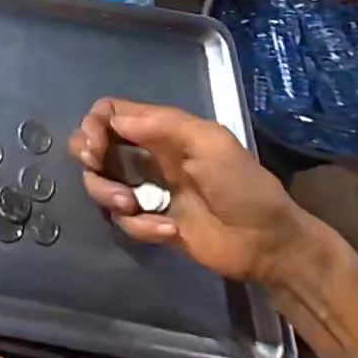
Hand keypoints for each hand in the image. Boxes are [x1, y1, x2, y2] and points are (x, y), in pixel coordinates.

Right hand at [70, 98, 322, 285]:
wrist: (270, 245)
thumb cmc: (244, 186)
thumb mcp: (212, 144)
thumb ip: (164, 125)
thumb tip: (114, 121)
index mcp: (160, 131)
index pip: (110, 112)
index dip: (93, 123)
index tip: (96, 145)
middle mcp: (146, 156)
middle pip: (92, 144)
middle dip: (87, 154)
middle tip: (95, 166)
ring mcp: (145, 189)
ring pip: (99, 182)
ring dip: (107, 192)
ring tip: (132, 206)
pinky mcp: (149, 222)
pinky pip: (123, 220)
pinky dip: (139, 226)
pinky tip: (169, 231)